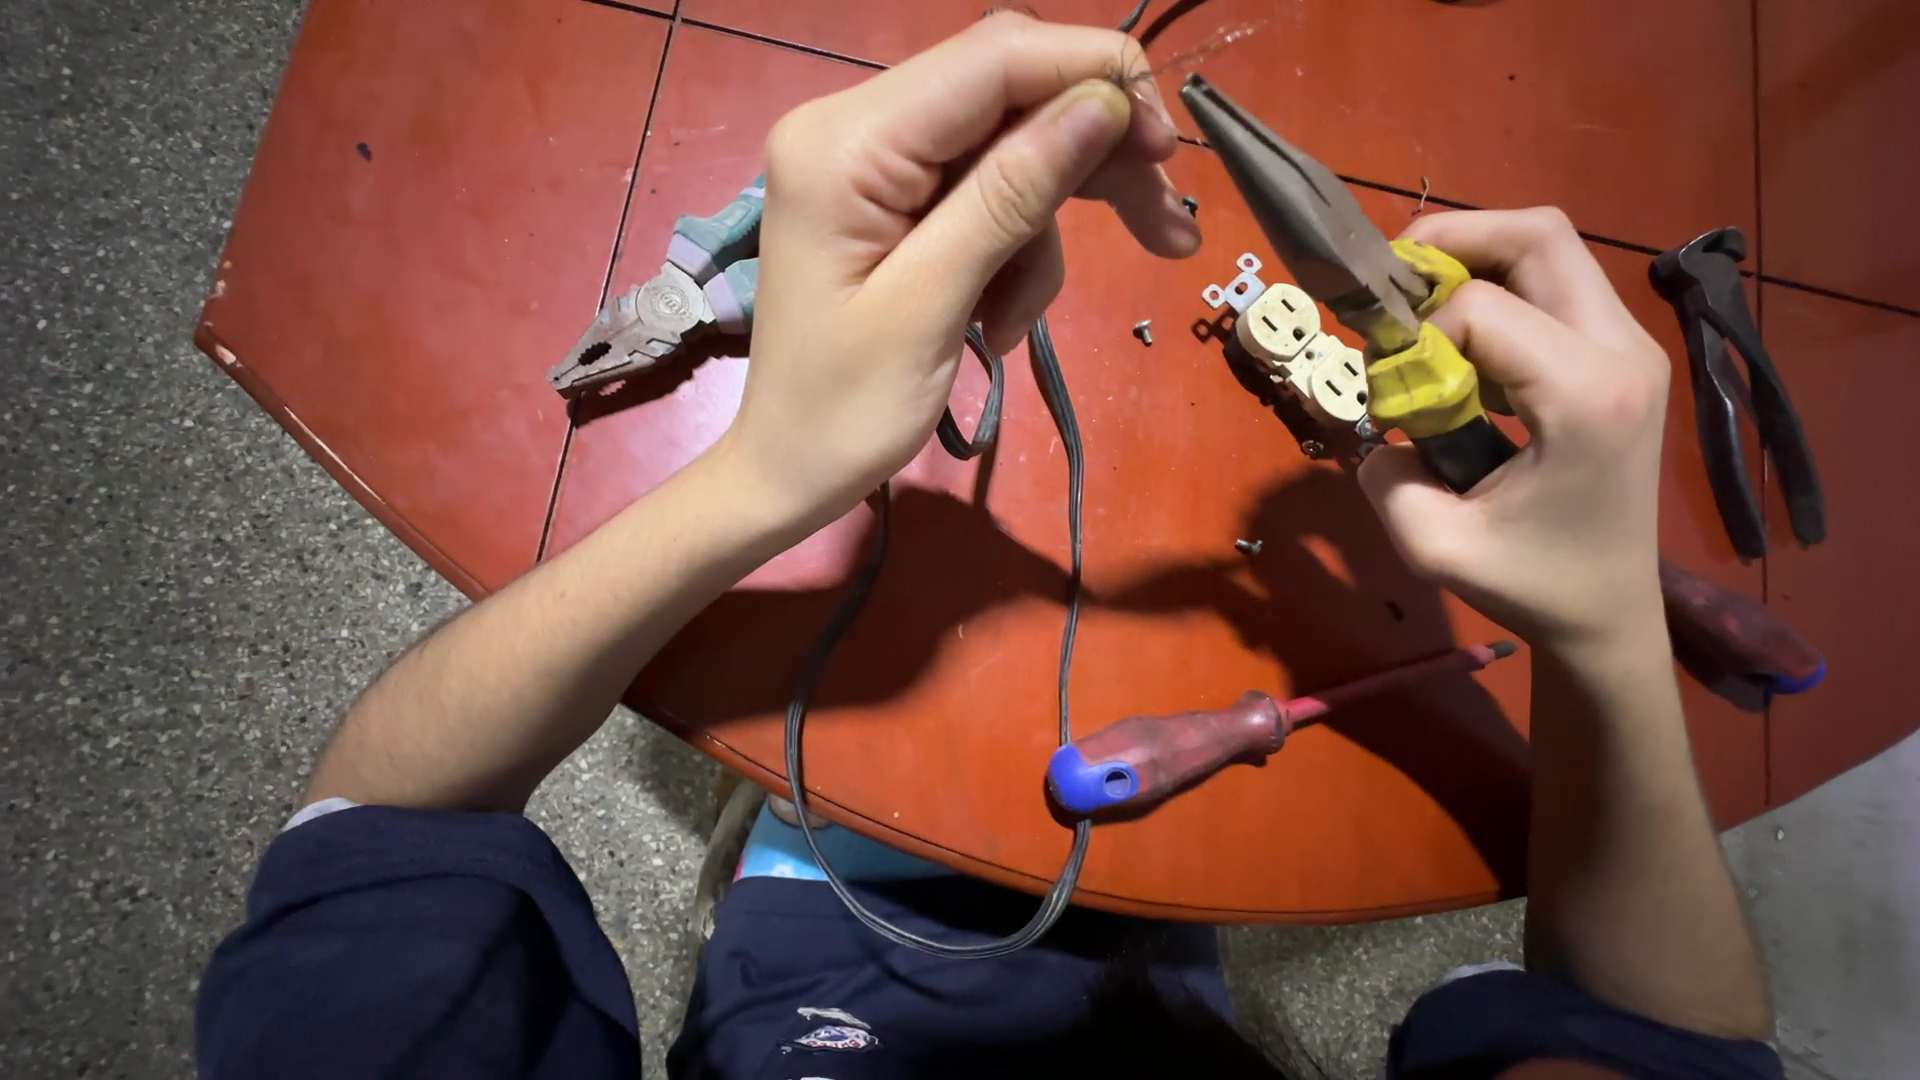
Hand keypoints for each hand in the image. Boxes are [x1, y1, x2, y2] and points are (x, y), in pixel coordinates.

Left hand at [714, 12, 1199, 534]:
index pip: (993, 59)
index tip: (1165, 143)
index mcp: (846, 143)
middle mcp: (855, 130)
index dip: (1093, 78)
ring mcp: (871, 170)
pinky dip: (1008, 262)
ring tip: (1014, 327)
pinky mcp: (889, 209)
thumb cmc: (846, 411)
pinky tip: (995, 325)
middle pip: (1008, 103)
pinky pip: (980, 207)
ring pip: (1006, 162)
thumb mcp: (932, 305)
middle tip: (1168, 230)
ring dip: (1037, 243)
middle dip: (1088, 166)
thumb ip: (1010, 196)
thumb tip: (1101, 103)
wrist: (792, 468)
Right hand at [1356, 208, 1670, 652]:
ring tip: (1412, 309)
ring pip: (1548, 249)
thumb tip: (1379, 434)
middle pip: (1538, 236)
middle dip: (1448, 242)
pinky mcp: (1616, 357)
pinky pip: (1551, 287)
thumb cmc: (1530, 584)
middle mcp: (1621, 351)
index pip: (1481, 309)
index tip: (1390, 398)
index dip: (1412, 340)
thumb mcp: (1432, 544)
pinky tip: (1453, 342)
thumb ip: (1384, 478)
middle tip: (1386, 283)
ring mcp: (1628, 348)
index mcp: (1586, 395)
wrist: (1608, 609)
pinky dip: (1490, 291)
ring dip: (1469, 261)